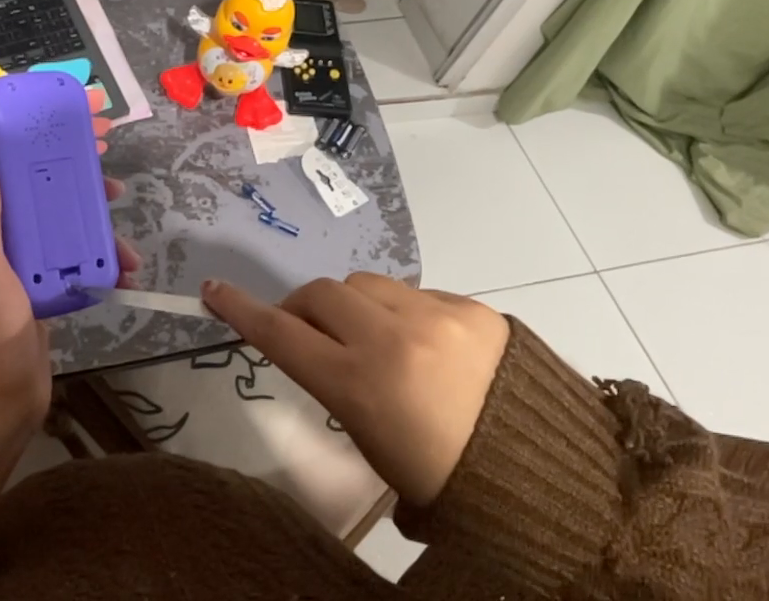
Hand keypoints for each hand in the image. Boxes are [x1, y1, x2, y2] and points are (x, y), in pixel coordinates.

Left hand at [0, 87, 139, 433]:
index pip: (6, 169)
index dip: (35, 141)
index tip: (71, 124)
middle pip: (40, 192)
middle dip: (74, 173)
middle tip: (110, 158)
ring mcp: (24, 267)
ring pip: (63, 225)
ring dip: (94, 220)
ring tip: (125, 228)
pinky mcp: (45, 292)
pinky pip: (75, 260)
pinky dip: (100, 258)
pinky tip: (125, 268)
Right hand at [201, 273, 508, 504]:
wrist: (553, 482)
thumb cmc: (450, 485)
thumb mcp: (376, 449)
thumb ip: (339, 390)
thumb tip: (324, 354)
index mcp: (360, 385)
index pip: (281, 335)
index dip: (242, 311)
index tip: (214, 289)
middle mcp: (392, 338)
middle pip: (320, 294)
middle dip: (304, 308)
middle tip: (308, 331)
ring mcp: (436, 316)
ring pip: (365, 283)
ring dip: (354, 305)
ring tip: (374, 339)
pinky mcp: (472, 308)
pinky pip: (416, 294)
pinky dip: (403, 313)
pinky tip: (425, 347)